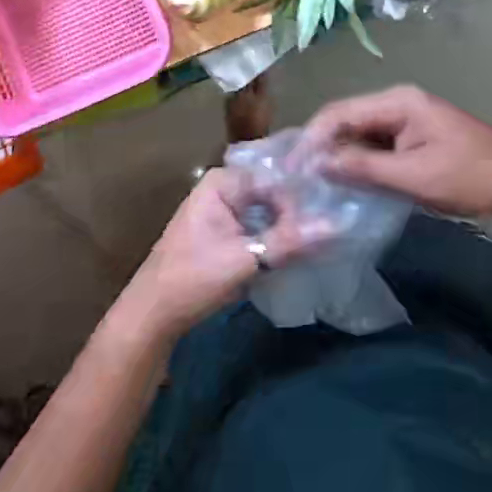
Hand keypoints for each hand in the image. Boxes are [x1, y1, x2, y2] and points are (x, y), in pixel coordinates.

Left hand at [114, 169, 320, 341]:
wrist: (154, 313)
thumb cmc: (192, 279)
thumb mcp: (245, 261)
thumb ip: (289, 242)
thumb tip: (337, 226)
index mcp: (222, 182)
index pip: (275, 177)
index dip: (303, 196)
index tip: (332, 215)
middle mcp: (224, 188)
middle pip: (273, 192)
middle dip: (301, 210)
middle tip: (338, 224)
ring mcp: (224, 210)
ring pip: (269, 212)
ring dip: (291, 226)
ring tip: (328, 236)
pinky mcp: (226, 233)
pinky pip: (260, 227)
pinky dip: (278, 238)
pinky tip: (304, 248)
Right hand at [302, 85, 491, 219]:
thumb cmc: (469, 177)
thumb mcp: (413, 177)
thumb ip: (363, 168)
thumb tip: (318, 164)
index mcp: (398, 102)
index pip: (339, 113)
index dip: (312, 139)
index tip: (293, 168)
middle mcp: (398, 101)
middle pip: (346, 120)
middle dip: (322, 147)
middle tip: (300, 177)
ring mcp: (406, 117)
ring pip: (359, 133)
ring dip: (340, 156)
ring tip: (317, 182)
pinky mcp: (413, 135)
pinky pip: (375, 143)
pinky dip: (360, 161)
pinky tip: (348, 181)